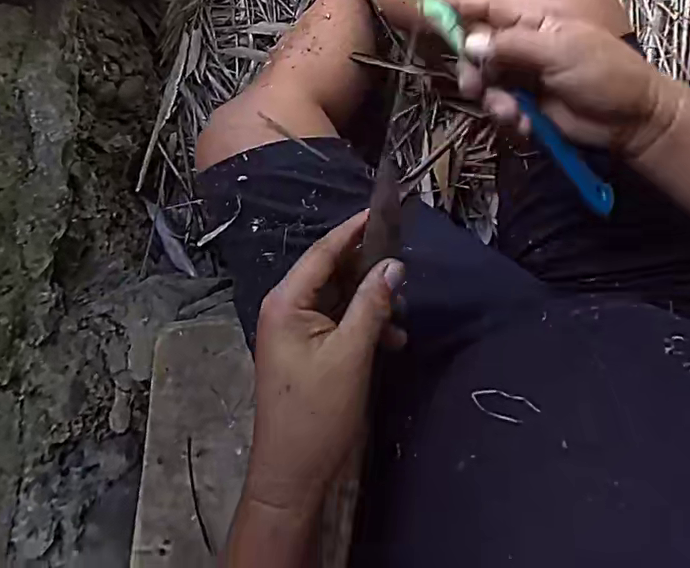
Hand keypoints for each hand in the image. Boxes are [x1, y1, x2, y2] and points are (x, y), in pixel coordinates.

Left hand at [242, 211, 404, 519]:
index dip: (353, 230)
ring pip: (339, 296)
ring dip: (370, 300)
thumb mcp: (351, 354)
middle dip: (368, 267)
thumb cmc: (317, 413)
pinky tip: (392, 337)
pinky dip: (365, 323)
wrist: (294, 478)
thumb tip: (395, 264)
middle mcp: (287, 308)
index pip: (323, 252)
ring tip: (401, 307)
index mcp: (287, 301)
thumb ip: (373, 304)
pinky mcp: (308, 348)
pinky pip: (340, 320)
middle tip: (402, 258)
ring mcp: (296, 329)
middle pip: (332, 271)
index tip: (380, 210)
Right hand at [451, 0, 683, 159]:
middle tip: (474, 87)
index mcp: (535, 17)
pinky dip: (505, 114)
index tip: (447, 35)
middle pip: (478, 48)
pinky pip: (498, 103)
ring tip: (510, 112)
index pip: (489, 9)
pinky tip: (523, 122)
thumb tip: (469, 43)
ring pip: (485, 79)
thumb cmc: (604, 73)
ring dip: (492, 98)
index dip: (465, 21)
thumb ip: (512, 44)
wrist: (631, 122)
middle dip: (474, 71)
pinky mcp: (523, 100)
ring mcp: (522, 71)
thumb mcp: (560, 50)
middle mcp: (523, 41)